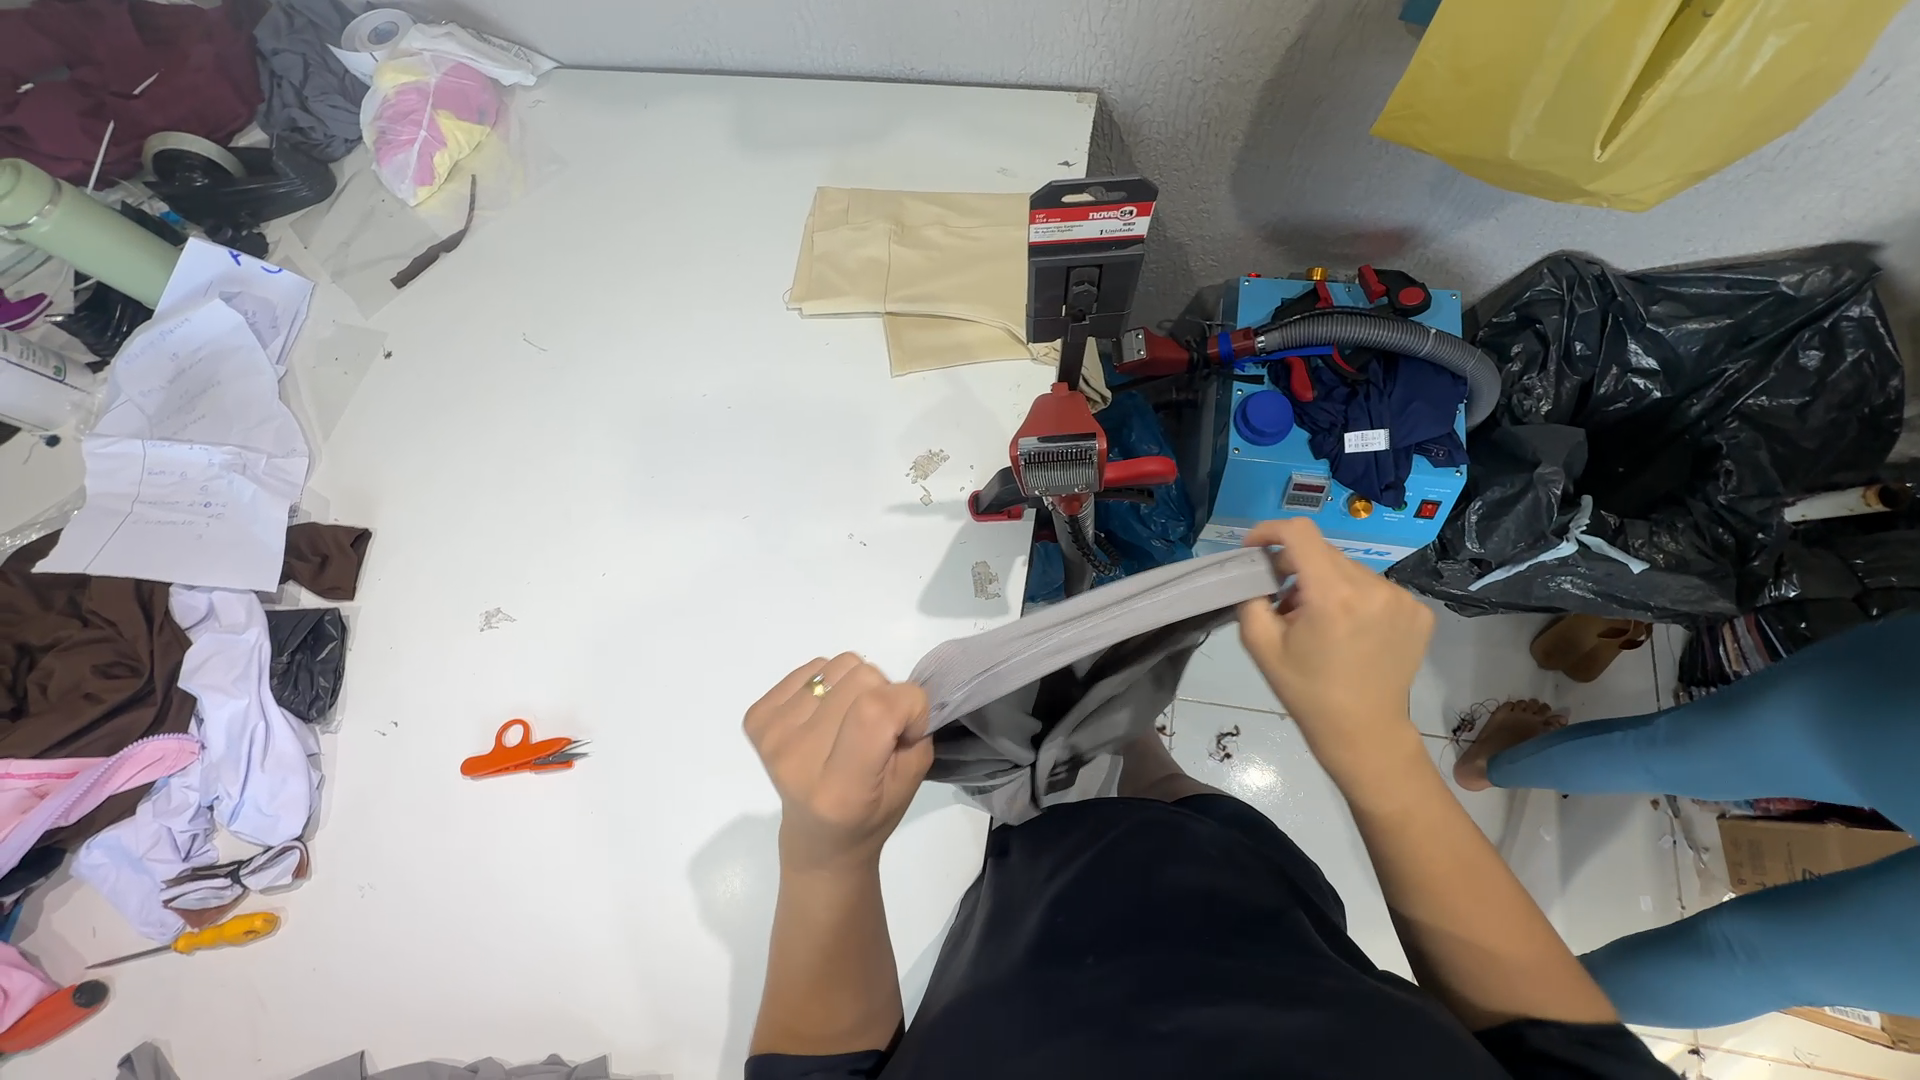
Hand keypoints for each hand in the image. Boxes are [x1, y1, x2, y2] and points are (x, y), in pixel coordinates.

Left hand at [744, 653, 934, 874]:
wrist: (817, 839)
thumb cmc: (871, 814)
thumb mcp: (910, 781)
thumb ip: (913, 730)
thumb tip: (896, 690)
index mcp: (841, 788)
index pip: (878, 709)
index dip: (909, 705)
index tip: (909, 729)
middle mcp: (798, 759)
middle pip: (861, 677)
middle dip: (886, 694)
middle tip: (878, 729)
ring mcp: (772, 735)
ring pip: (839, 664)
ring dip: (857, 685)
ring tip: (850, 721)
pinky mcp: (757, 717)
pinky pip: (813, 666)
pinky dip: (830, 682)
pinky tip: (826, 716)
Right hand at [1236, 518, 1433, 786]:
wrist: (1363, 731)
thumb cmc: (1306, 691)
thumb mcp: (1260, 645)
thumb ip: (1250, 597)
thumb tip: (1258, 572)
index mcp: (1333, 595)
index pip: (1300, 533)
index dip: (1270, 531)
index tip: (1253, 548)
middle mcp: (1374, 587)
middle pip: (1323, 552)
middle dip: (1294, 565)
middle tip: (1279, 596)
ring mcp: (1402, 599)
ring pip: (1348, 569)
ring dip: (1325, 582)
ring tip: (1315, 619)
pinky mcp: (1418, 611)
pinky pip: (1374, 587)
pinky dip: (1353, 597)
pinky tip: (1347, 628)